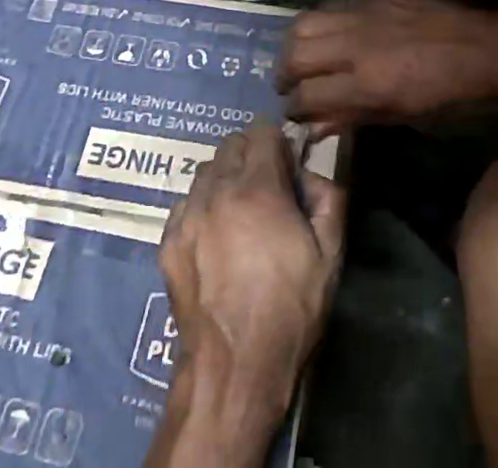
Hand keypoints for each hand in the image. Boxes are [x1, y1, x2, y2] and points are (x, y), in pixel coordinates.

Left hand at [158, 123, 346, 426]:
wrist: (236, 366)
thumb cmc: (291, 308)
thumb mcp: (330, 253)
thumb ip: (327, 198)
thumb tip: (309, 174)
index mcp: (258, 189)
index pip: (262, 131)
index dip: (279, 142)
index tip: (289, 165)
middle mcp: (216, 191)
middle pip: (230, 144)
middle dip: (252, 154)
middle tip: (268, 186)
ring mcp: (186, 216)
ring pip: (205, 171)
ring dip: (225, 177)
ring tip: (240, 210)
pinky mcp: (167, 241)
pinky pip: (185, 203)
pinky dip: (202, 205)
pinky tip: (215, 235)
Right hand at [277, 0, 497, 128]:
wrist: (490, 50)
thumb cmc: (453, 97)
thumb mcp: (405, 117)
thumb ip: (354, 118)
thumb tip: (313, 128)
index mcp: (368, 83)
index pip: (306, 95)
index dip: (293, 109)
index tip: (294, 114)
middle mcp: (357, 45)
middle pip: (295, 55)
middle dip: (284, 76)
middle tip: (291, 87)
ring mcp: (364, 16)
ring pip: (304, 23)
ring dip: (295, 46)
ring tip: (303, 59)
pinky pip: (332, 7)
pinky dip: (322, 26)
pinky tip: (331, 38)